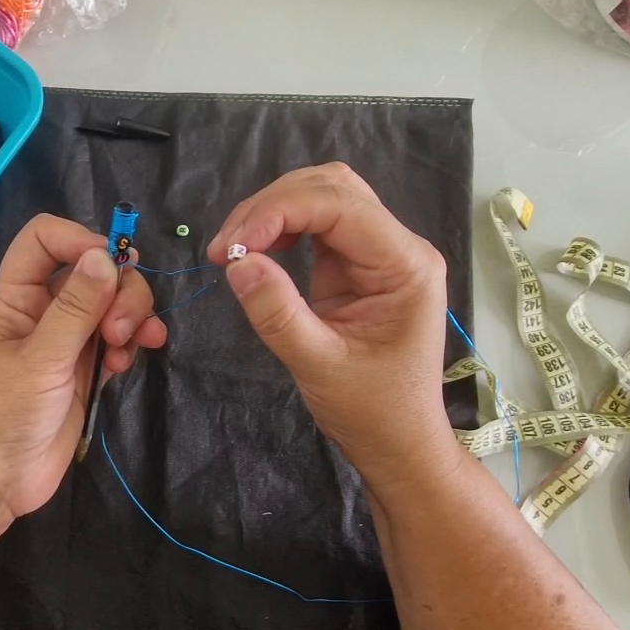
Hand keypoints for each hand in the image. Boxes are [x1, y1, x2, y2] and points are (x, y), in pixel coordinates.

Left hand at [0, 214, 168, 536]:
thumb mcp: (39, 361)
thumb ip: (75, 309)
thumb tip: (106, 255)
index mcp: (16, 296)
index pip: (46, 238)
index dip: (81, 240)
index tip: (111, 266)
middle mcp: (42, 310)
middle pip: (92, 268)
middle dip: (118, 290)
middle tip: (119, 330)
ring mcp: (65, 341)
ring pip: (111, 303)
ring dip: (131, 316)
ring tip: (127, 350)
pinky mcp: (83, 371)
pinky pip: (116, 339)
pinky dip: (131, 343)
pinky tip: (128, 364)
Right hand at [208, 163, 455, 479]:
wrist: (396, 441)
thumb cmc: (370, 410)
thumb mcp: (318, 365)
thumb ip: (278, 313)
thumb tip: (238, 264)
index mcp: (404, 266)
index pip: (340, 207)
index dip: (278, 212)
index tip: (230, 248)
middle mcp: (397, 248)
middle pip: (332, 188)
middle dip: (270, 206)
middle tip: (224, 248)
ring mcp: (377, 254)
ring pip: (323, 198)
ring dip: (272, 212)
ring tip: (232, 249)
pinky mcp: (355, 266)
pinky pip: (316, 226)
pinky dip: (279, 229)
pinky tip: (254, 251)